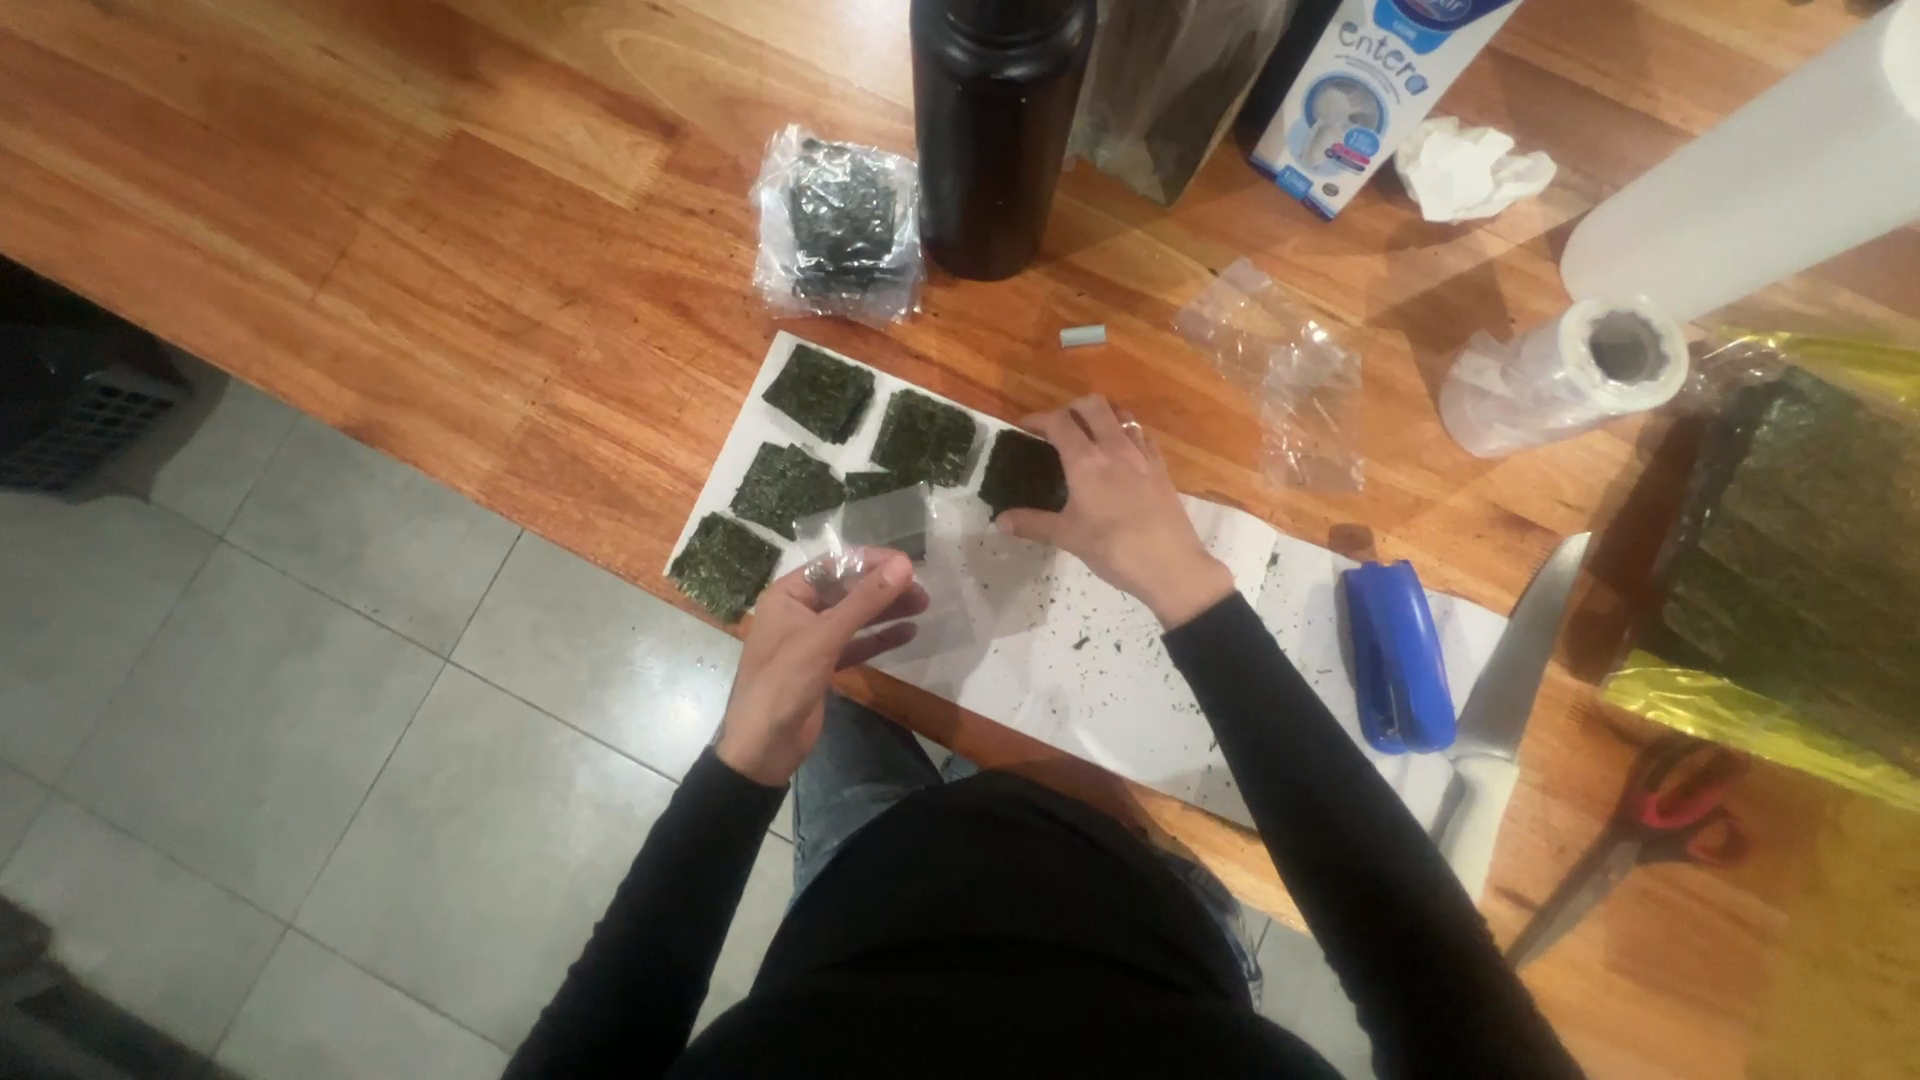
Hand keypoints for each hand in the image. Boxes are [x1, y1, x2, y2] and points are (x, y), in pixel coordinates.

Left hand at [714, 549, 927, 785]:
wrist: (762, 747)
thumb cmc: (784, 682)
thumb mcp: (825, 636)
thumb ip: (865, 600)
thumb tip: (904, 565)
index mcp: (788, 594)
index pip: (835, 565)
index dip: (871, 561)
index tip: (908, 563)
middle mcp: (798, 611)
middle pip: (847, 590)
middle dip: (883, 588)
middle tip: (922, 589)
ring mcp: (811, 640)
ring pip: (855, 616)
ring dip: (887, 610)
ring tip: (923, 604)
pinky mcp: (823, 665)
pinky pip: (856, 644)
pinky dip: (880, 638)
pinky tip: (908, 632)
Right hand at [997, 395, 1234, 628]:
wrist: (1170, 565)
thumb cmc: (1113, 549)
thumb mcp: (1067, 537)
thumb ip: (1032, 524)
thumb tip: (1000, 521)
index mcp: (1086, 461)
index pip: (1058, 422)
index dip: (1038, 419)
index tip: (1025, 428)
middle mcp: (1115, 447)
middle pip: (1093, 405)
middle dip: (1072, 408)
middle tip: (1059, 427)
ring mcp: (1142, 455)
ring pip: (1122, 415)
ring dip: (1102, 416)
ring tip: (1090, 435)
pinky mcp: (1161, 468)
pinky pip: (1142, 436)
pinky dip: (1127, 435)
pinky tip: (1122, 455)